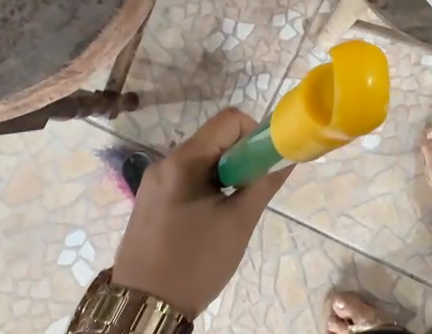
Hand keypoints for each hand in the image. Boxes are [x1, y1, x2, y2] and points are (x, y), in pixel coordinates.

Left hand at [111, 108, 292, 315]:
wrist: (143, 310)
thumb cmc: (195, 263)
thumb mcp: (239, 223)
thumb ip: (265, 182)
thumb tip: (288, 156)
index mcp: (182, 161)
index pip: (230, 120)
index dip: (254, 134)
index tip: (263, 165)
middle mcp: (164, 162)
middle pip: (215, 138)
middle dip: (240, 158)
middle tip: (250, 191)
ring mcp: (154, 181)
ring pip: (203, 158)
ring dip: (225, 173)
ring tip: (231, 210)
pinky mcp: (151, 199)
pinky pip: (188, 176)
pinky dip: (208, 186)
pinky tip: (211, 218)